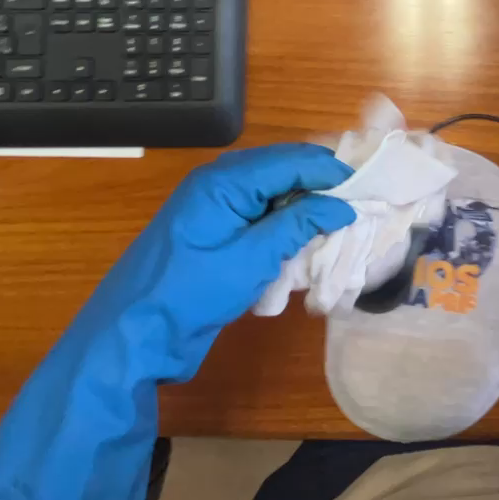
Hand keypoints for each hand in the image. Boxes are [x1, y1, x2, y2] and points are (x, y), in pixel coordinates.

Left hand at [0, 144, 355, 499]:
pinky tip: (305, 246)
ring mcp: (216, 207)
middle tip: (358, 210)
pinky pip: (260, 216)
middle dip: (320, 189)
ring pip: (275, 194)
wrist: (130, 339)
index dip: (331, 173)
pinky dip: (284, 227)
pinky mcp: (216, 232)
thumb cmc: (190, 295)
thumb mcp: (252, 259)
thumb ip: (298, 225)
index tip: (368, 191)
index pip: (291, 160)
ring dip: (304, 210)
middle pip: (284, 171)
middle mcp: (221, 183)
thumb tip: (343, 205)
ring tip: (338, 229)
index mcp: (225, 180)